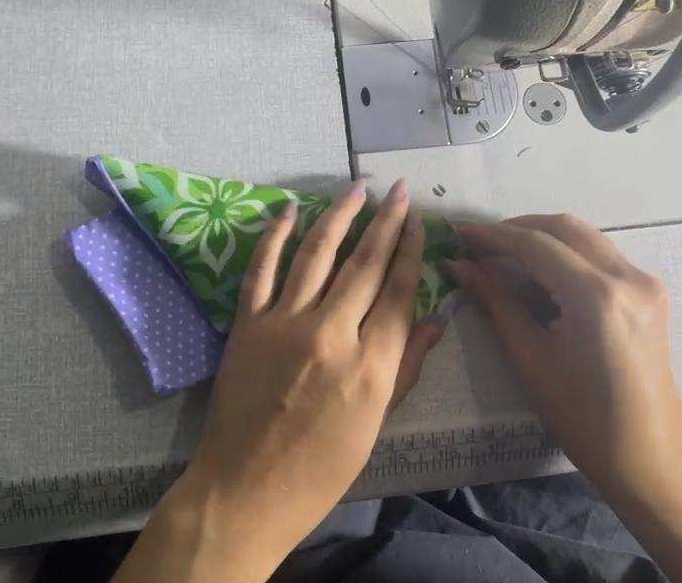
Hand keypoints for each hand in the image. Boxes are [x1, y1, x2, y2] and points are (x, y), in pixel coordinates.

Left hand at [115, 180, 444, 582]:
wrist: (246, 490)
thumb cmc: (321, 467)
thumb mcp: (376, 424)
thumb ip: (407, 366)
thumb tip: (435, 319)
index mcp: (372, 365)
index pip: (400, 291)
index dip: (411, 249)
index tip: (418, 219)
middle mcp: (332, 334)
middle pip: (366, 264)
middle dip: (387, 222)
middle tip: (398, 190)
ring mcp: (285, 324)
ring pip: (317, 253)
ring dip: (340, 216)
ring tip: (356, 189)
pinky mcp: (248, 324)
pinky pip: (262, 269)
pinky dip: (275, 236)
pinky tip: (289, 211)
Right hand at [450, 216, 681, 582]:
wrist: (649, 457)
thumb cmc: (583, 418)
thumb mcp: (530, 360)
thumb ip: (495, 302)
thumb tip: (459, 264)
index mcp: (597, 297)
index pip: (536, 245)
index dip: (493, 236)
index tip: (458, 233)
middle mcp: (628, 277)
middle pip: (563, 227)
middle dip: (517, 228)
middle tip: (479, 243)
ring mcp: (645, 280)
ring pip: (584, 234)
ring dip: (542, 235)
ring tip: (503, 252)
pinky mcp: (650, 290)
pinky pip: (600, 252)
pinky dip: (566, 250)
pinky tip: (540, 268)